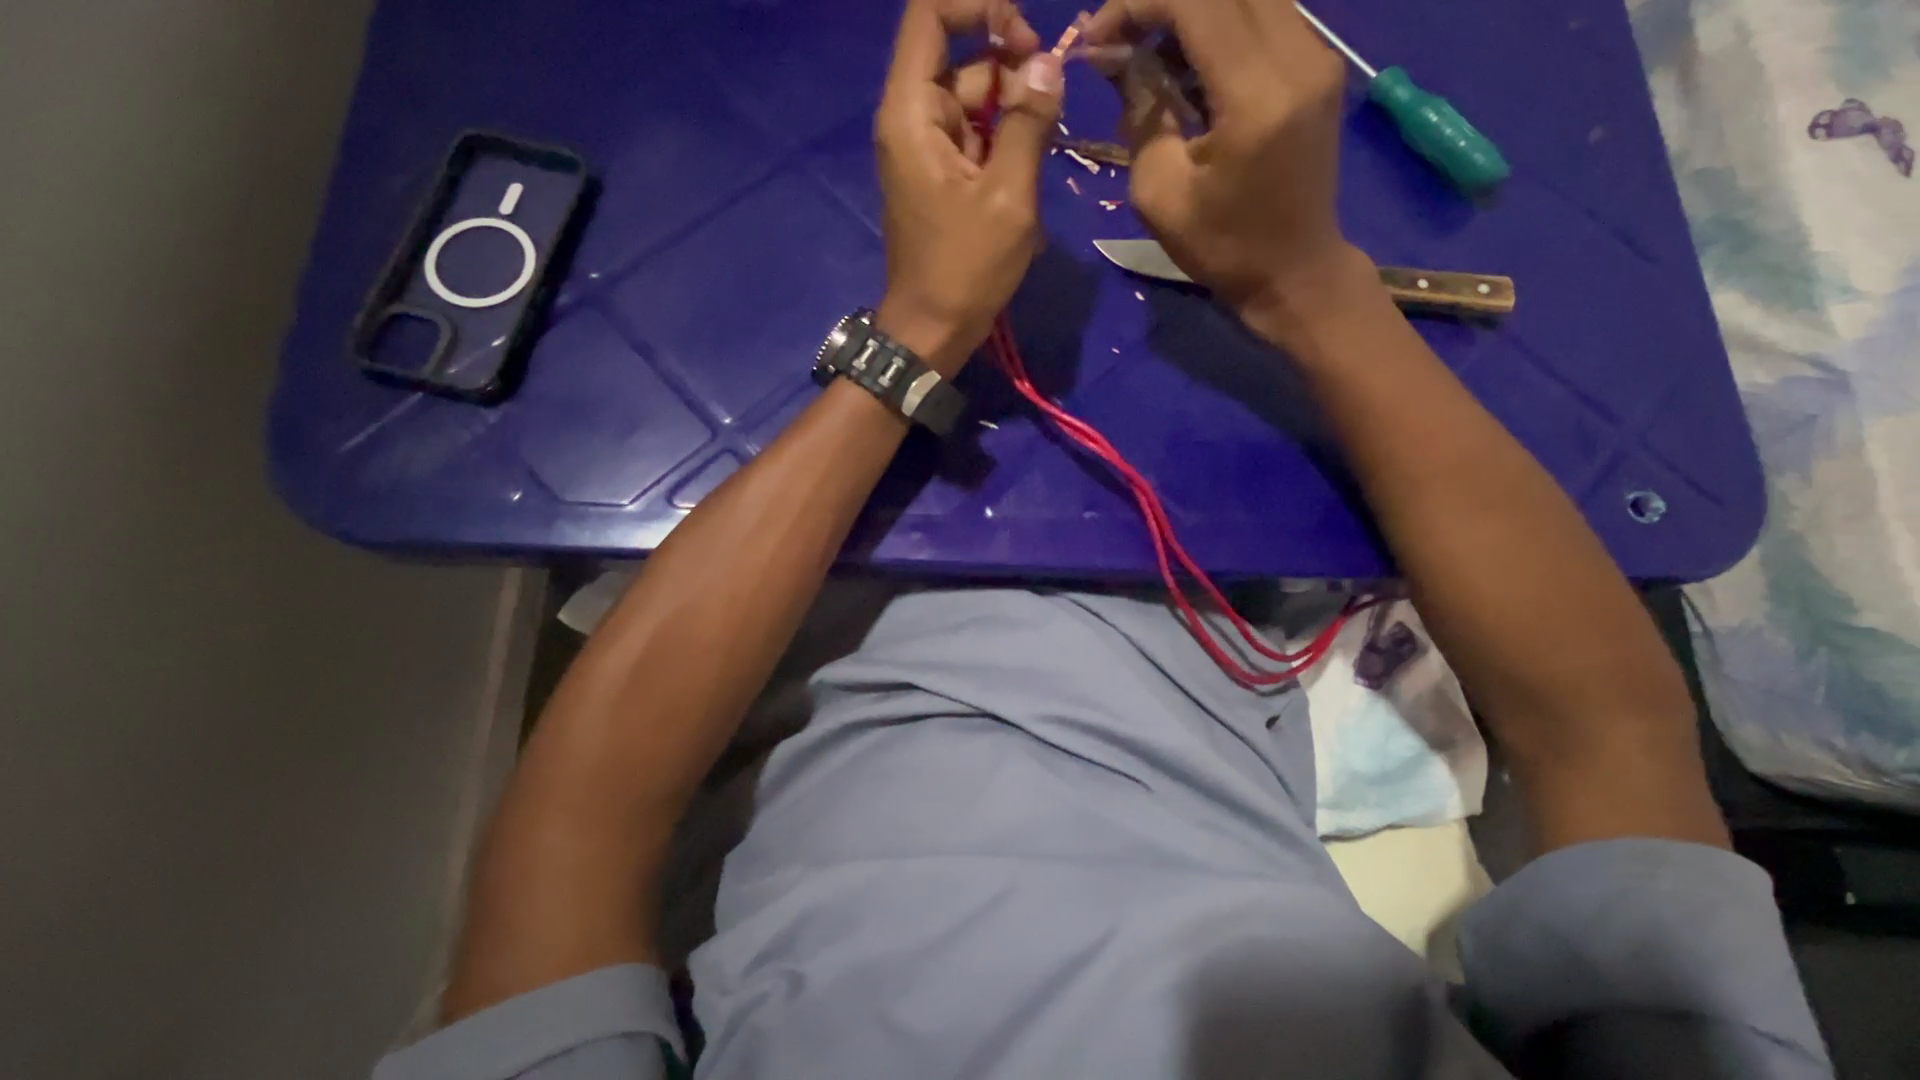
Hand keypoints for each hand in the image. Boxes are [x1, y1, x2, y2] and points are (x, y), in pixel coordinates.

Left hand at [874, 0, 1064, 375]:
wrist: (932, 329)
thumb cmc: (966, 268)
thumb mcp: (1009, 195)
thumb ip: (1029, 122)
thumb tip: (1048, 64)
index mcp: (912, 112)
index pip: (931, 14)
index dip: (981, 7)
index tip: (1026, 40)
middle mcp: (912, 117)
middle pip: (963, 56)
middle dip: (1011, 71)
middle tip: (1050, 112)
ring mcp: (925, 145)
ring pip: (976, 96)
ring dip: (1015, 113)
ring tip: (1038, 158)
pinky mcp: (941, 171)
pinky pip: (977, 133)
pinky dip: (1005, 140)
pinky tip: (1024, 174)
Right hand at [1084, 0, 1372, 340]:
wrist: (1296, 272)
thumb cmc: (1222, 246)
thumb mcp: (1158, 191)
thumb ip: (1140, 109)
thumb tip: (1117, 54)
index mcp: (1257, 97)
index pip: (1196, 2)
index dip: (1138, 3)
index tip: (1098, 38)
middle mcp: (1299, 58)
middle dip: (1161, 1)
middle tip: (1121, 40)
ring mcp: (1317, 55)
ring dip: (1190, 10)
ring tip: (1151, 53)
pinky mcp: (1319, 63)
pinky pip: (1263, 12)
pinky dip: (1218, 23)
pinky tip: (1188, 63)